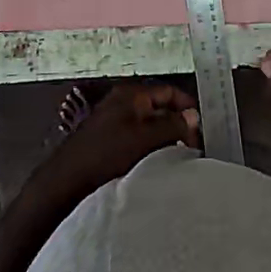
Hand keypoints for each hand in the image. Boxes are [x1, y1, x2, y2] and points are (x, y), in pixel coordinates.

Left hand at [23, 83, 199, 209]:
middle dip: (178, 125)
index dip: (187, 107)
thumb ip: (172, 125)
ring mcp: (113, 120)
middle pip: (159, 107)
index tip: (202, 129)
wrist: (68, 180)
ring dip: (164, 138)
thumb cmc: (108, 154)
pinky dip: (150, 147)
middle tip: (193, 147)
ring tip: (178, 159)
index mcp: (131, 94)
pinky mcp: (107, 139)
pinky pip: (137, 137)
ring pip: (149, 124)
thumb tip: (193, 116)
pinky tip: (156, 165)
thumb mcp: (146, 138)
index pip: (168, 91)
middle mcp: (122, 102)